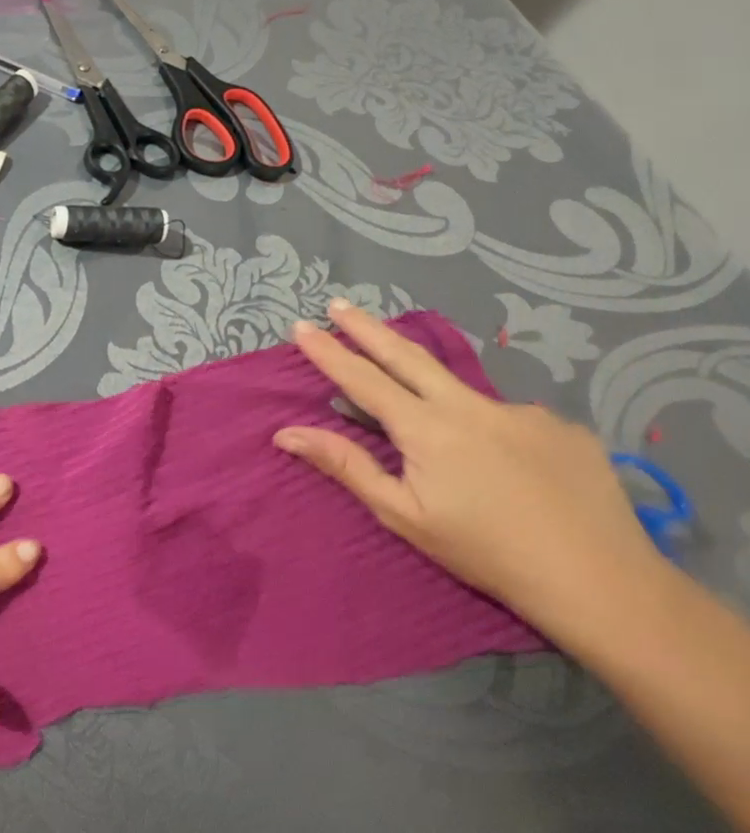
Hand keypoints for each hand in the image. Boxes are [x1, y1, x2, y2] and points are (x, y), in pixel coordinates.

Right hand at [273, 300, 659, 622]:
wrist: (600, 580)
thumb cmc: (483, 551)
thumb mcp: (402, 514)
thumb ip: (346, 466)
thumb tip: (286, 433)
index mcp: (427, 429)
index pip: (363, 379)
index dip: (329, 351)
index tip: (301, 325)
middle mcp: (473, 407)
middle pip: (409, 357)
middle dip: (369, 329)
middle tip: (341, 304)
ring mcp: (524, 413)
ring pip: (464, 395)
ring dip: (438, 396)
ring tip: (446, 445)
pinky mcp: (564, 429)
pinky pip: (511, 420)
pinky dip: (494, 432)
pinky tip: (507, 469)